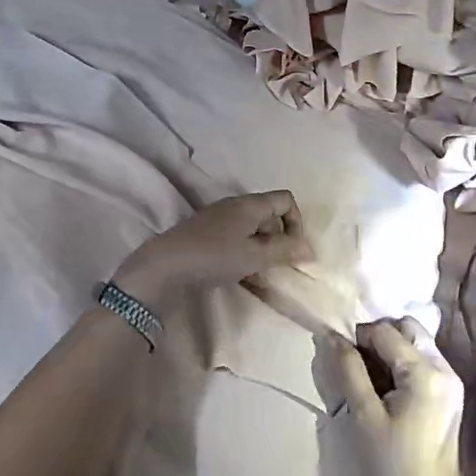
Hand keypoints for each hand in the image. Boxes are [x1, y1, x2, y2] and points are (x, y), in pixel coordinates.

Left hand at [112, 190, 311, 313]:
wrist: (165, 264)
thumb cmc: (214, 256)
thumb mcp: (254, 256)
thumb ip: (284, 251)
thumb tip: (310, 249)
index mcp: (250, 204)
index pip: (285, 199)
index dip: (296, 222)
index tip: (293, 249)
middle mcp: (235, 205)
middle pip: (269, 215)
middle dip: (279, 240)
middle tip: (277, 267)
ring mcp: (219, 218)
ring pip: (252, 229)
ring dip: (261, 250)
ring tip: (259, 276)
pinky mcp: (206, 233)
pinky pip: (236, 238)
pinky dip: (244, 253)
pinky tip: (240, 275)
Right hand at [318, 319, 475, 475]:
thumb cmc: (393, 470)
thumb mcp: (364, 417)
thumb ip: (349, 370)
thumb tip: (332, 336)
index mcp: (426, 372)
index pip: (385, 331)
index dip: (359, 338)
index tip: (342, 358)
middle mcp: (445, 368)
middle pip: (407, 328)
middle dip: (379, 336)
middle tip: (356, 364)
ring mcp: (452, 382)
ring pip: (416, 342)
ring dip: (390, 349)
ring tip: (368, 378)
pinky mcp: (450, 396)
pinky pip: (423, 361)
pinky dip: (402, 363)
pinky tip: (386, 389)